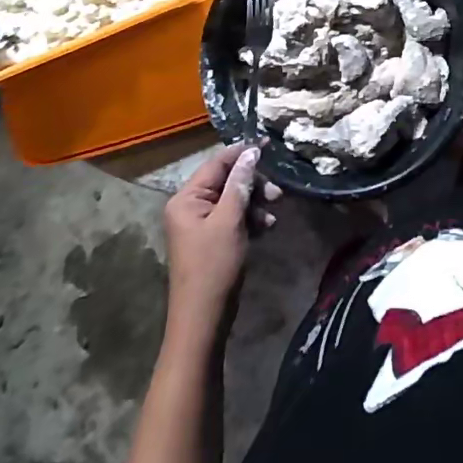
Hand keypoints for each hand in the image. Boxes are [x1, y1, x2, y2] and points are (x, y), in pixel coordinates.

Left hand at [163, 143, 279, 321]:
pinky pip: (233, 216)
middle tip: (276, 193)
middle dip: (253, 183)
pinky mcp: (212, 238)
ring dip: (255, 202)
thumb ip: (240, 184)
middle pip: (226, 180)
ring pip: (233, 198)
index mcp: (186, 198)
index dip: (243, 152)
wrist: (204, 317)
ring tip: (272, 214)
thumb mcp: (230, 220)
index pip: (217, 163)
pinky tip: (266, 226)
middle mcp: (189, 206)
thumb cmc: (214, 265)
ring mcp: (200, 223)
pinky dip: (250, 218)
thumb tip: (251, 152)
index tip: (270, 145)